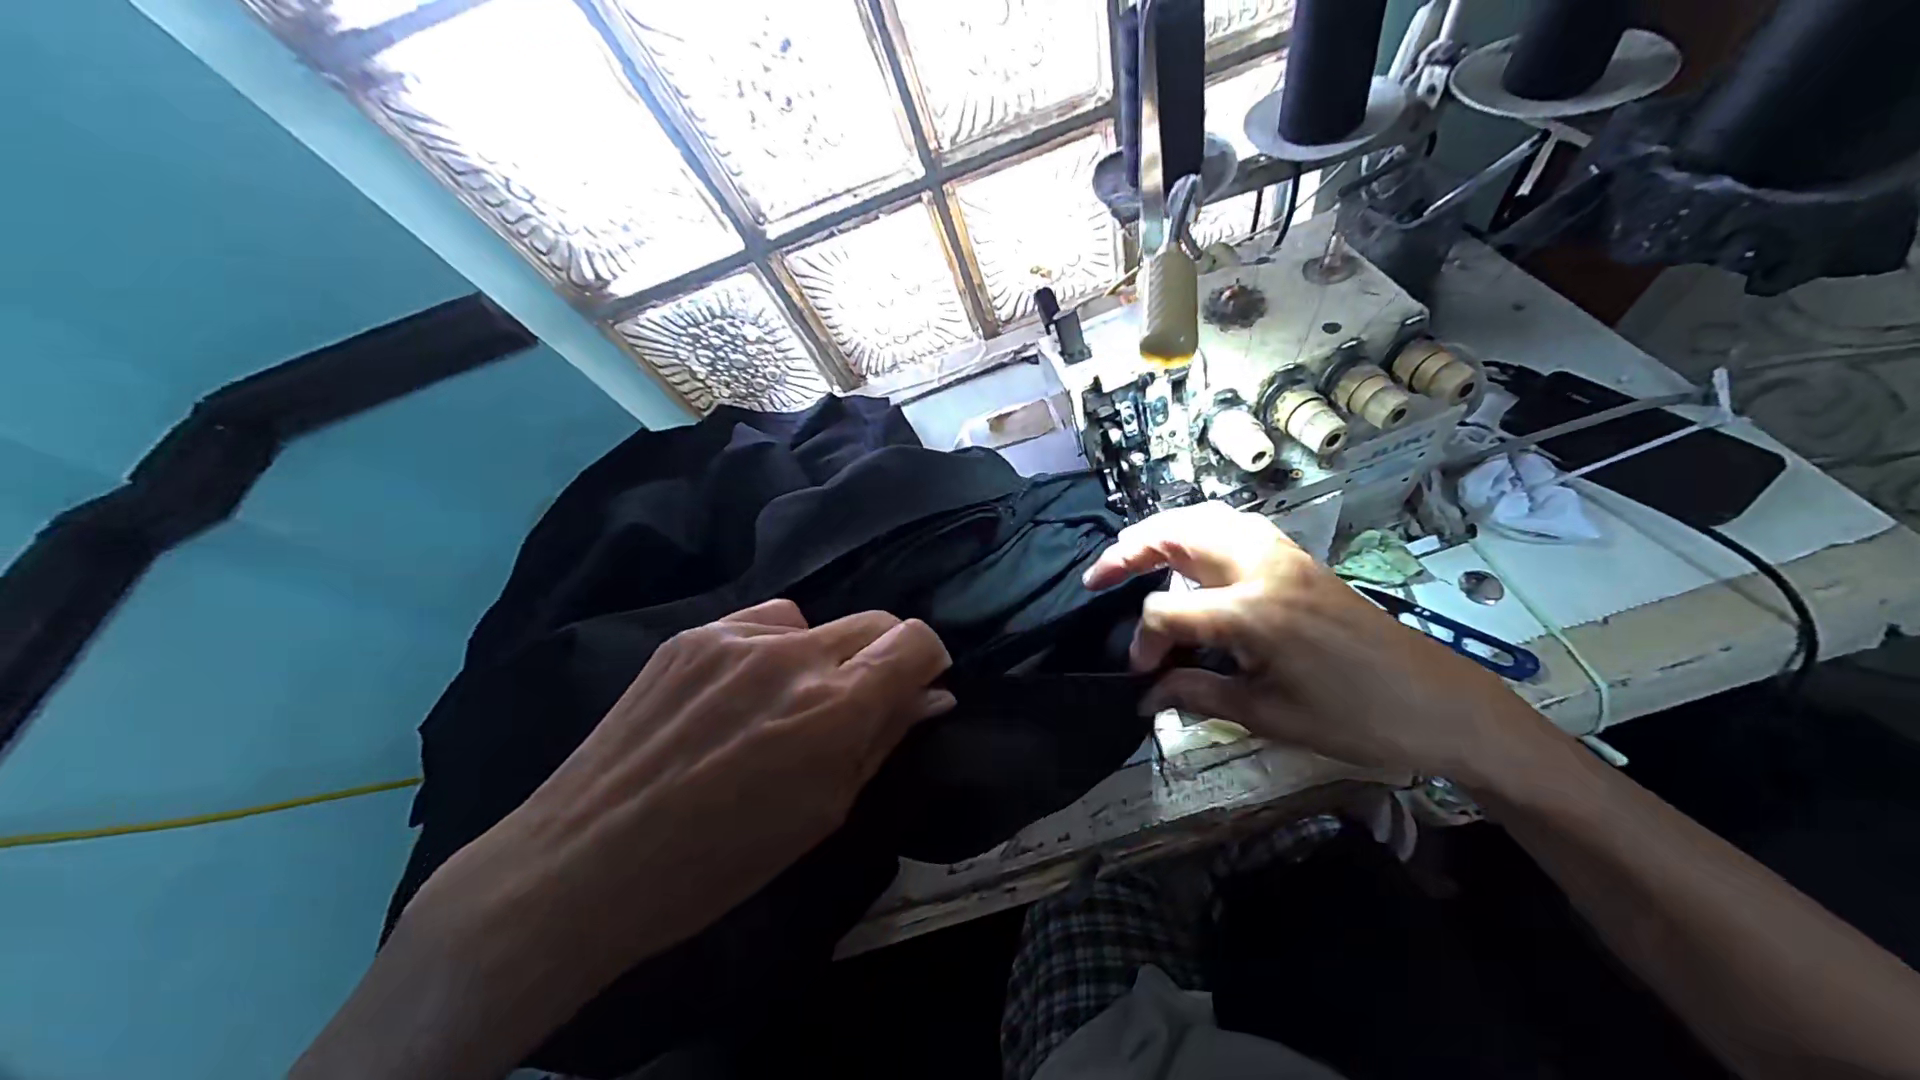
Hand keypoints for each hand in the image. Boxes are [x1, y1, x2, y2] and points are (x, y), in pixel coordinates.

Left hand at [310, 600, 952, 1079]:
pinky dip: (775, 647)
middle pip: (874, 620)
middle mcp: (792, 656)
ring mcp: (737, 638)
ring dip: (824, 654)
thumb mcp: (823, 813)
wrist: (586, 859)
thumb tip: (931, 696)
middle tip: (857, 704)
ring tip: (787, 702)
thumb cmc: (720, 862)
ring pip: (817, 621)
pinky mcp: (694, 634)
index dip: (928, 661)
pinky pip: (764, 621)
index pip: (915, 641)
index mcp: (833, 710)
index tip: (917, 688)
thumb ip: (883, 740)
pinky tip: (743, 690)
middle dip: (883, 657)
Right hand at [1083, 502, 1547, 782]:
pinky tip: (1192, 559)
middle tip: (1099, 576)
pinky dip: (1199, 533)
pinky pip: (1235, 527)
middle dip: (1129, 550)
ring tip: (1136, 557)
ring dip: (1163, 532)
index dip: (1143, 646)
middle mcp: (1261, 568)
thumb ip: (1197, 694)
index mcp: (1250, 611)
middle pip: (1177, 534)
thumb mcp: (1267, 715)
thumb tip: (1146, 695)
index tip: (1143, 678)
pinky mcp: (1300, 560)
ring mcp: (1284, 556)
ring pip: (1207, 519)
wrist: (1443, 704)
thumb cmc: (1356, 719)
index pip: (1166, 613)